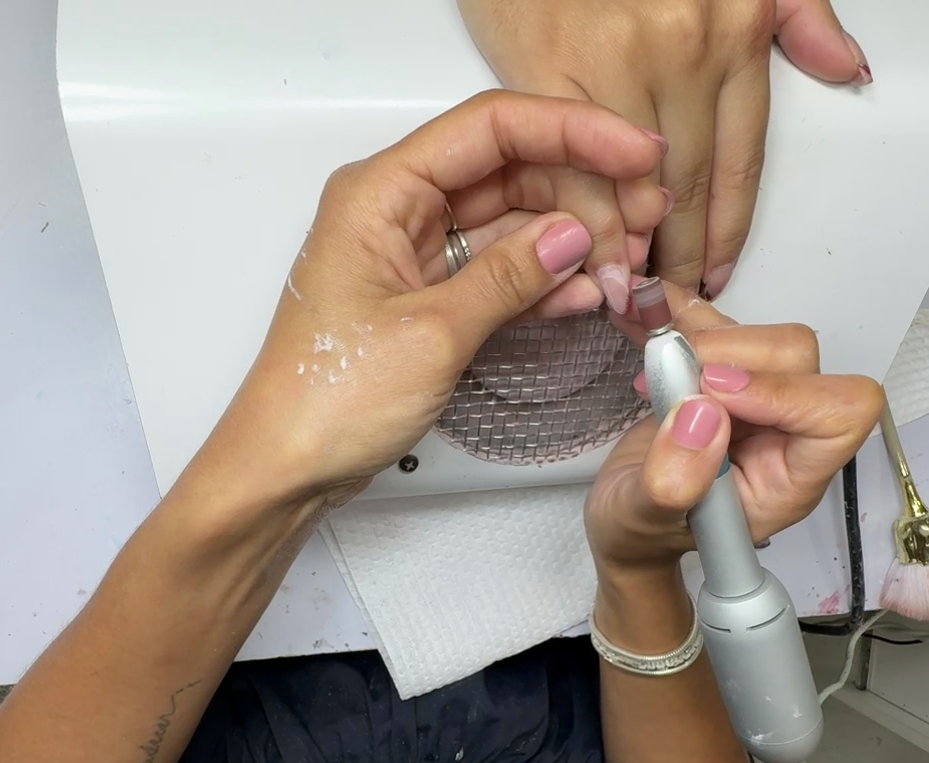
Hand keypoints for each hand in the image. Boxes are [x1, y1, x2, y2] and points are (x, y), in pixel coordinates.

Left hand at [190, 91, 669, 508]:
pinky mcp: (427, 304)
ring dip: (567, 245)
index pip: (491, 130)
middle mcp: (396, 215)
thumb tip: (572, 236)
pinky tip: (583, 296)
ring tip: (622, 267)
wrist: (290, 466)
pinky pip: (495, 278)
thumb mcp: (431, 333)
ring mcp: (414, 261)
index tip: (634, 153)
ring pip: (509, 228)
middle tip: (638, 227)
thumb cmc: (326, 400)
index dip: (573, 131)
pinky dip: (539, 286)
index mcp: (380, 194)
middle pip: (508, 175)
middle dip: (579, 196)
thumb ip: (507, 278)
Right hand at [459, 0, 867, 298]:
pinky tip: (589, 256)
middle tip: (675, 301)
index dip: (730, 231)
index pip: (740, 162)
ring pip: (634, 189)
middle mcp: (684, 51)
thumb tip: (848, 68)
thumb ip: (801, 12)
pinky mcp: (552, 78)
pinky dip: (585, 222)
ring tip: (633, 294)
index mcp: (735, 28)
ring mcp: (616, 68)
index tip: (719, 272)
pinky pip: (575, 172)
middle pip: (689, 188)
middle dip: (683, 256)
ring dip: (635, 253)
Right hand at [584, 282, 881, 572]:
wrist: (626, 520)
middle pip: (798, 360)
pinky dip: (683, 313)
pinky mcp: (724, 376)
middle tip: (665, 375)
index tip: (710, 393)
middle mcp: (785, 432)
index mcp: (788, 479)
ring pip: (762, 337)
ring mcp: (758, 400)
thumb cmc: (638, 532)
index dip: (783, 392)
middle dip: (729, 354)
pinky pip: (720, 328)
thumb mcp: (640, 520)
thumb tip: (702, 413)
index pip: (837, 416)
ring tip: (649, 353)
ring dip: (705, 333)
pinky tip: (645, 310)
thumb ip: (672, 482)